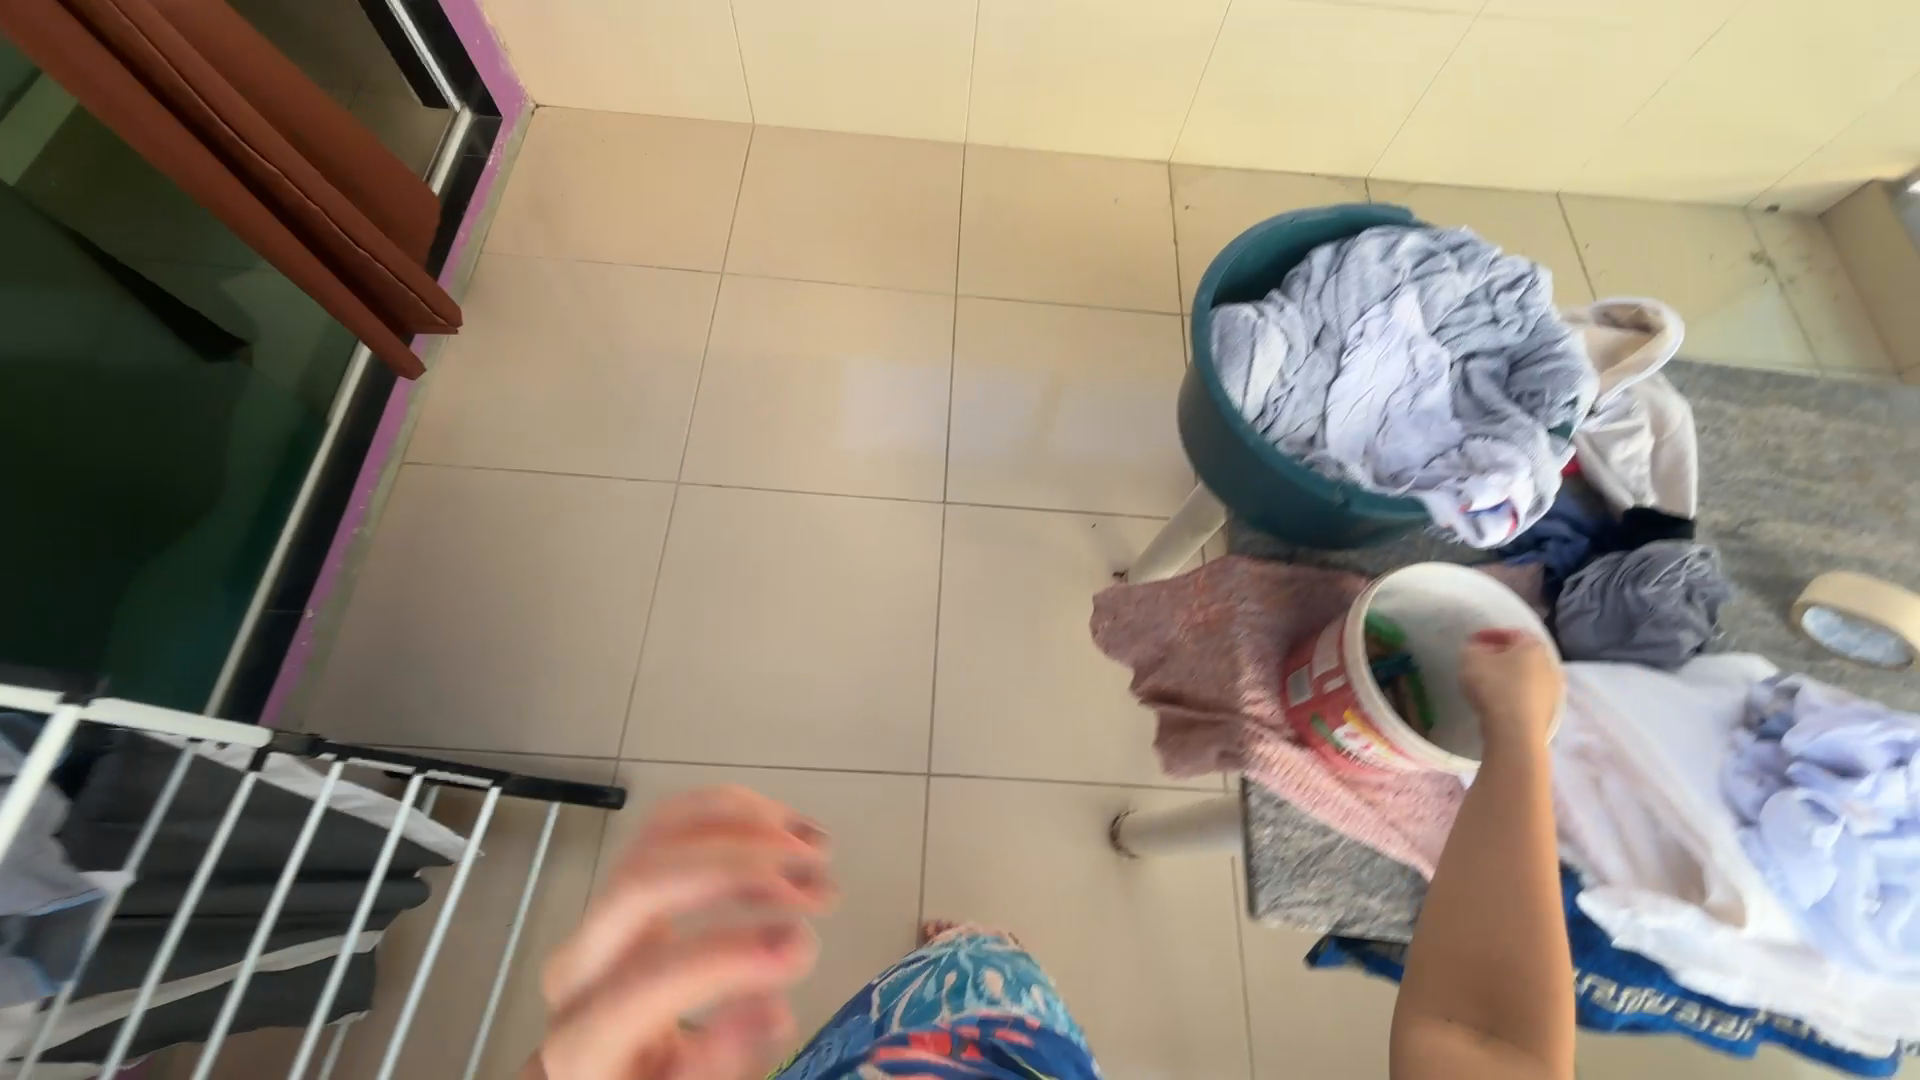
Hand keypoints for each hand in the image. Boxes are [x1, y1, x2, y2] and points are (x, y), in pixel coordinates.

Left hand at [526, 786, 835, 1079]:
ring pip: (663, 833)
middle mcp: (580, 960)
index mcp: (582, 1039)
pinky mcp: (627, 872)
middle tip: (817, 878)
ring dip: (748, 826)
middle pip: (647, 883)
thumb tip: (776, 1009)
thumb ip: (720, 1062)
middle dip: (742, 868)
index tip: (804, 945)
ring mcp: (599, 906)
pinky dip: (737, 809)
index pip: (648, 984)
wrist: (601, 1062)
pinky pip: (674, 818)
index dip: (728, 958)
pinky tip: (788, 824)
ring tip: (816, 845)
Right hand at [1458, 627, 1562, 751]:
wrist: (1515, 728)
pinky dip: (1513, 691)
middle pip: (1522, 654)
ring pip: (1526, 674)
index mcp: (1533, 647)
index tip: (1472, 640)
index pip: (1513, 633)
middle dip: (1501, 654)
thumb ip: (1473, 648)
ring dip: (1508, 674)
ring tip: (1487, 680)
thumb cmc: (1494, 685)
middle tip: (1480, 659)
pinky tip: (1497, 698)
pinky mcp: (1549, 709)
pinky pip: (1527, 693)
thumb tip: (1479, 650)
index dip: (1490, 634)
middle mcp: (1549, 664)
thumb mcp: (1470, 659)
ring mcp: (1553, 688)